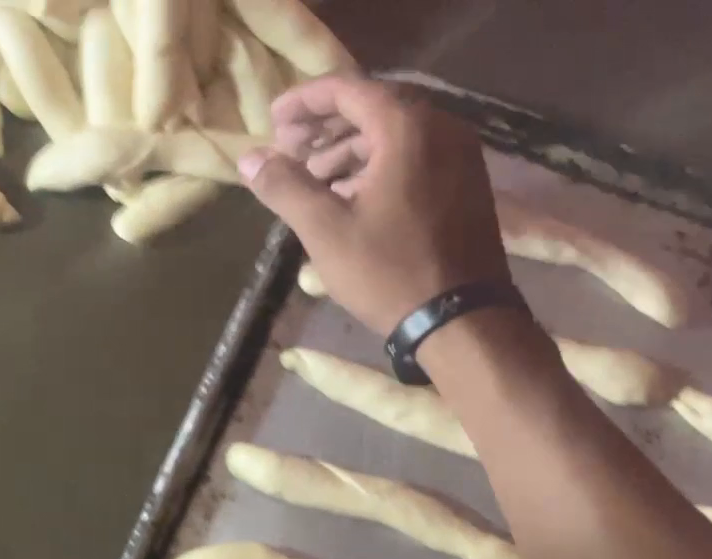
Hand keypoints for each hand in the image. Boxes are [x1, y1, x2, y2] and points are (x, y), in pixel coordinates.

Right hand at [237, 75, 510, 334]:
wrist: (457, 314)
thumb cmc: (386, 270)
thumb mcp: (324, 231)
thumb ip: (285, 187)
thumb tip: (249, 159)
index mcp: (407, 130)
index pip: (349, 90)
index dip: (305, 101)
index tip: (271, 121)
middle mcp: (441, 128)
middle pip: (373, 106)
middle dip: (325, 124)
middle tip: (286, 148)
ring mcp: (458, 154)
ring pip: (393, 132)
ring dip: (346, 146)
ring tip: (310, 176)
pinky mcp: (462, 182)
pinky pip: (411, 154)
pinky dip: (373, 162)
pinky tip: (346, 194)